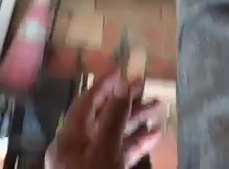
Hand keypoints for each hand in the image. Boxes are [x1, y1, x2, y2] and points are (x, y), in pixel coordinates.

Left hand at [45, 70, 165, 168]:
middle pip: (102, 116)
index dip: (106, 84)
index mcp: (68, 138)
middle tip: (149, 86)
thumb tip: (124, 82)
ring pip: (113, 134)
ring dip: (135, 120)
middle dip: (127, 101)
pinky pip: (118, 153)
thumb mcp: (105, 149)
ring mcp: (89, 164)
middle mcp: (76, 149)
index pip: (86, 102)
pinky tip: (154, 135)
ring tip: (159, 108)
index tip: (126, 68)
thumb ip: (115, 116)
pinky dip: (135, 143)